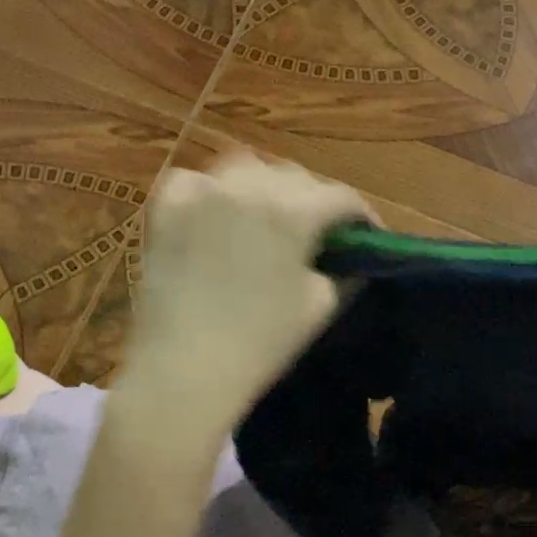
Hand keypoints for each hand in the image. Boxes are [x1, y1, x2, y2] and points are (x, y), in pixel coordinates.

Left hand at [122, 153, 369, 429]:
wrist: (186, 368)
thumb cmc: (262, 343)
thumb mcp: (319, 308)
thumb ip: (346, 274)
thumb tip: (357, 260)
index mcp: (293, 212)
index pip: (342, 197)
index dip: (363, 215)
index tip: (369, 235)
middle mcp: (249, 187)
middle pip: (295, 178)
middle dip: (314, 200)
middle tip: (320, 232)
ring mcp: (202, 191)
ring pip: (246, 169)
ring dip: (265, 188)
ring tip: (268, 218)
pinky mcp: (166, 207)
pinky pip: (197, 181)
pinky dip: (213, 192)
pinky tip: (218, 216)